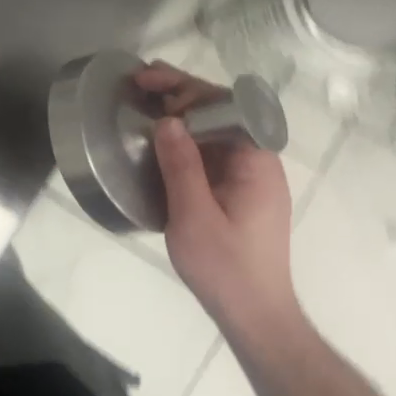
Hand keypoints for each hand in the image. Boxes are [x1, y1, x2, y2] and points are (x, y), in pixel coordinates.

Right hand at [135, 62, 299, 337]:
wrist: (253, 314)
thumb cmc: (226, 268)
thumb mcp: (194, 216)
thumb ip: (181, 166)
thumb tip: (166, 120)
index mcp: (256, 164)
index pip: (226, 107)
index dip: (187, 89)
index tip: (150, 85)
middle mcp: (256, 164)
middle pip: (222, 113)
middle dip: (182, 92)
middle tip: (139, 82)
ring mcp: (246, 178)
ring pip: (214, 130)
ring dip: (180, 110)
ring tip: (141, 97)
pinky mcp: (234, 192)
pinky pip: (209, 151)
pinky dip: (182, 136)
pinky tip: (155, 136)